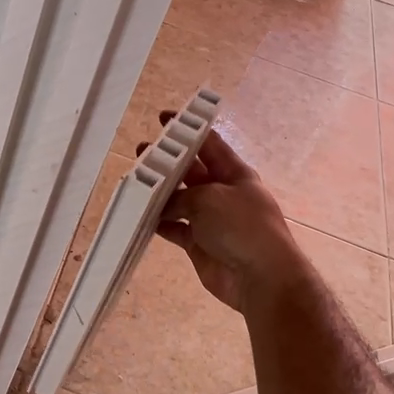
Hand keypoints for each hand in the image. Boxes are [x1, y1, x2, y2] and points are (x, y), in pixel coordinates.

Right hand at [139, 112, 309, 312]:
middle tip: (141, 151)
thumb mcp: (209, 198)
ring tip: (134, 182)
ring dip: (159, 192)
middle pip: (191, 171)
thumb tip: (165, 204)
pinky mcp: (199, 244)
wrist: (259, 276)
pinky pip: (174, 228)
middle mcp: (223, 193)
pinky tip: (140, 216)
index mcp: (235, 173)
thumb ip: (182, 196)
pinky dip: (159, 223)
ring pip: (180, 201)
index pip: (209, 143)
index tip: (165, 118)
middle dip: (167, 161)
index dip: (188, 129)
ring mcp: (211, 220)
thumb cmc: (241, 226)